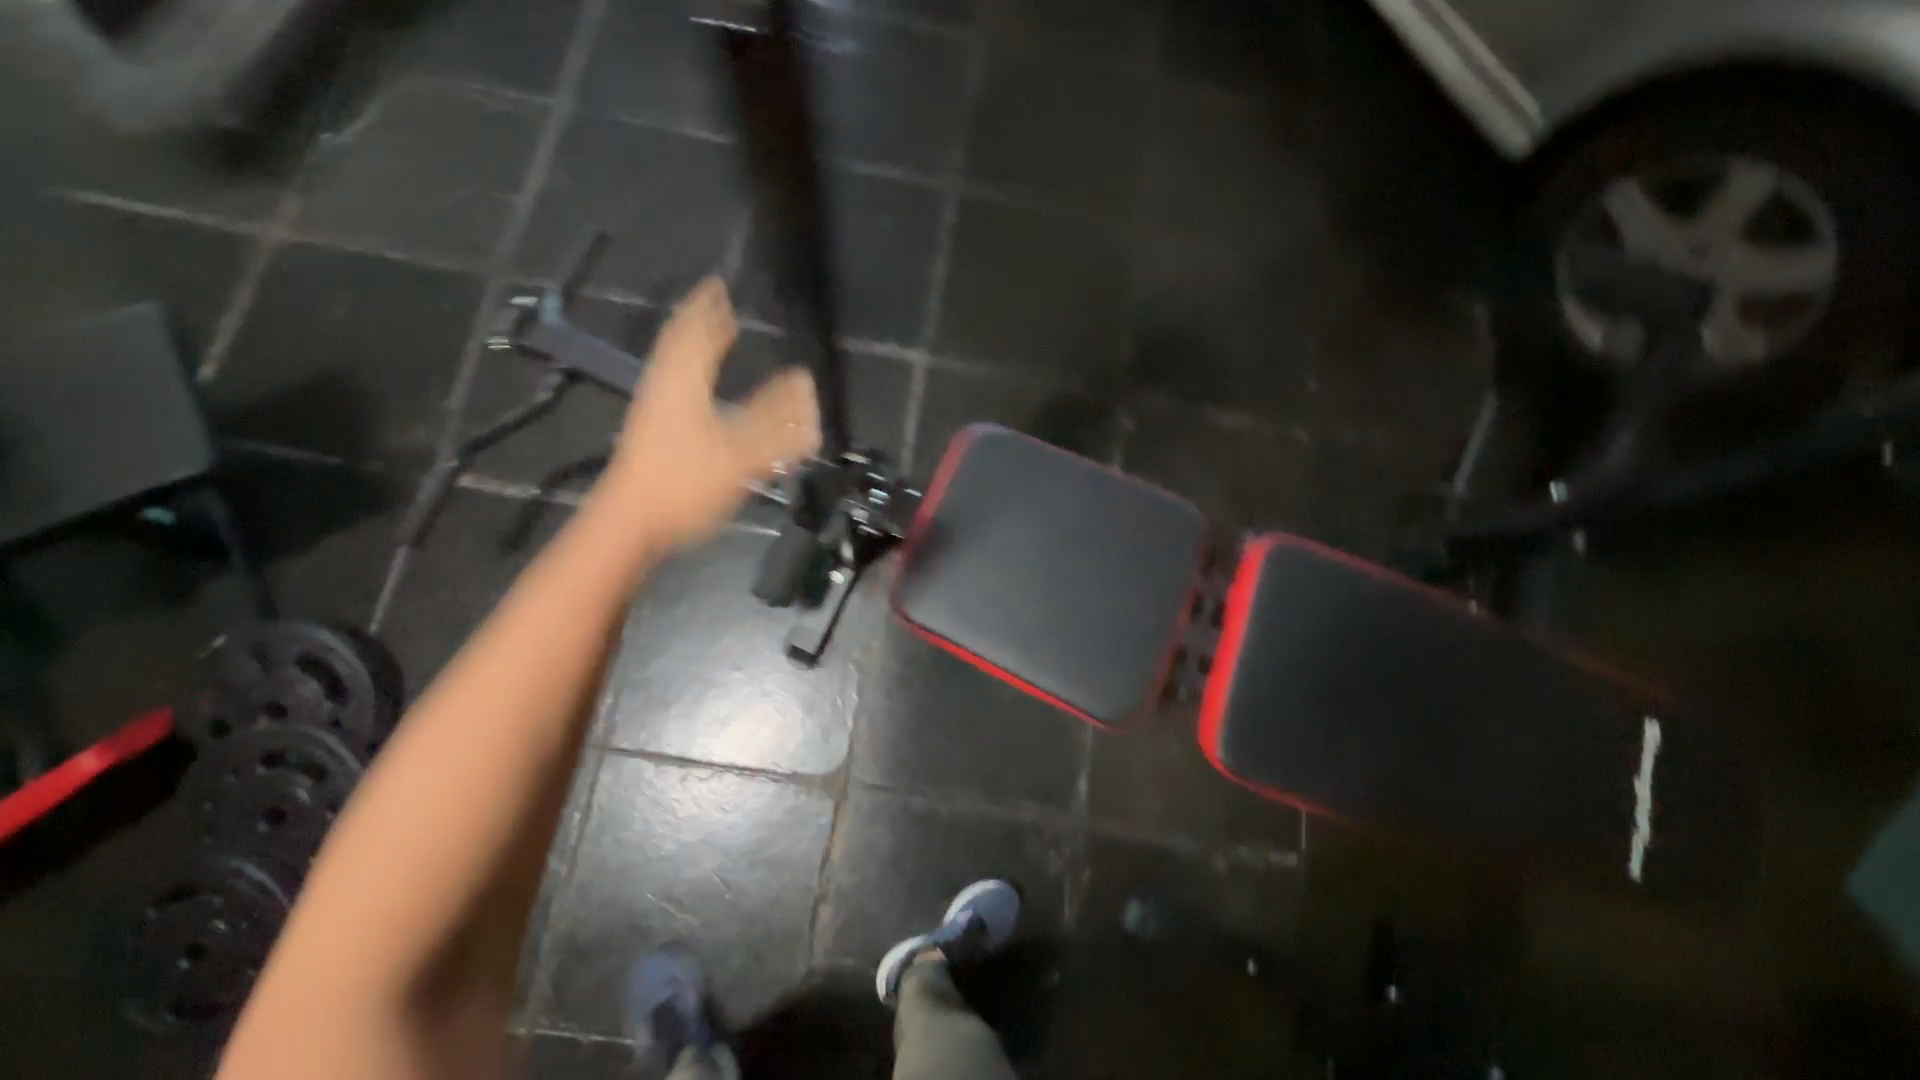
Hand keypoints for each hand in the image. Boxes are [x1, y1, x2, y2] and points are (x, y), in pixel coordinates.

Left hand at [591, 277, 819, 552]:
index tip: (721, 284)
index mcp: (684, 383)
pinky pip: (666, 379)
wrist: (629, 523)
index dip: (710, 308)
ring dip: (688, 341)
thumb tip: (806, 385)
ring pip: (668, 360)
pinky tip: (689, 382)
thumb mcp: (740, 457)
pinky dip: (681, 366)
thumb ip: (778, 423)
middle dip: (697, 318)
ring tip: (706, 331)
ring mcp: (650, 406)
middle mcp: (663, 385)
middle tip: (714, 300)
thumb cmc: (685, 487)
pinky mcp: (646, 427)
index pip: (697, 332)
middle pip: (678, 341)